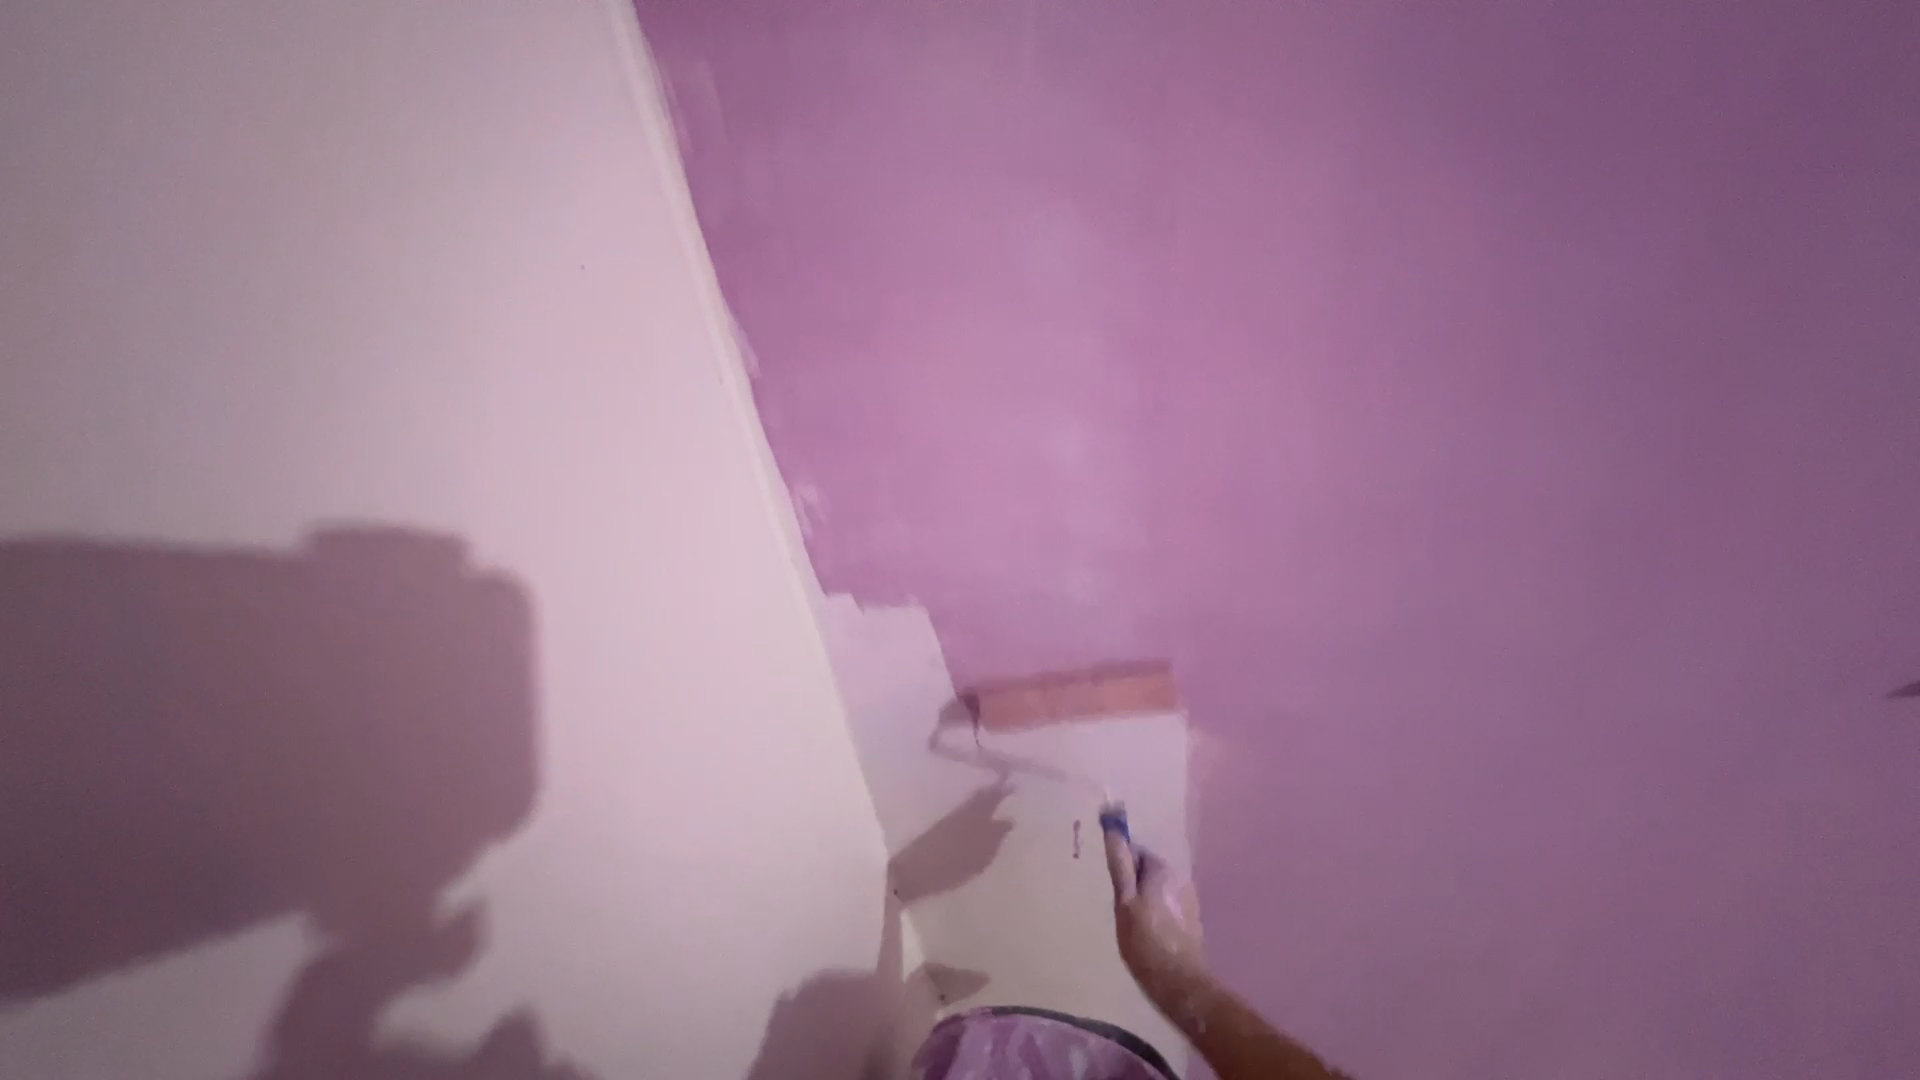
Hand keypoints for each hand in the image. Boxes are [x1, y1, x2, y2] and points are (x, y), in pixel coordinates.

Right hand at [1104, 820, 1205, 1003]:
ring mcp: (1189, 899)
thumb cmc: (1145, 941)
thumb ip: (1120, 865)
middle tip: (1121, 910)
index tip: (1114, 889)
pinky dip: (1158, 913)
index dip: (1122, 867)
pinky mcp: (1193, 919)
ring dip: (1146, 899)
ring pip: (1158, 889)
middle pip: (1148, 870)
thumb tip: (1113, 829)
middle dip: (1134, 884)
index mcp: (1162, 868)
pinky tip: (1150, 935)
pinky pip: (1168, 906)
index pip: (1136, 851)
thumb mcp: (1124, 901)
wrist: (1180, 984)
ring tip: (1134, 926)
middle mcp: (1180, 877)